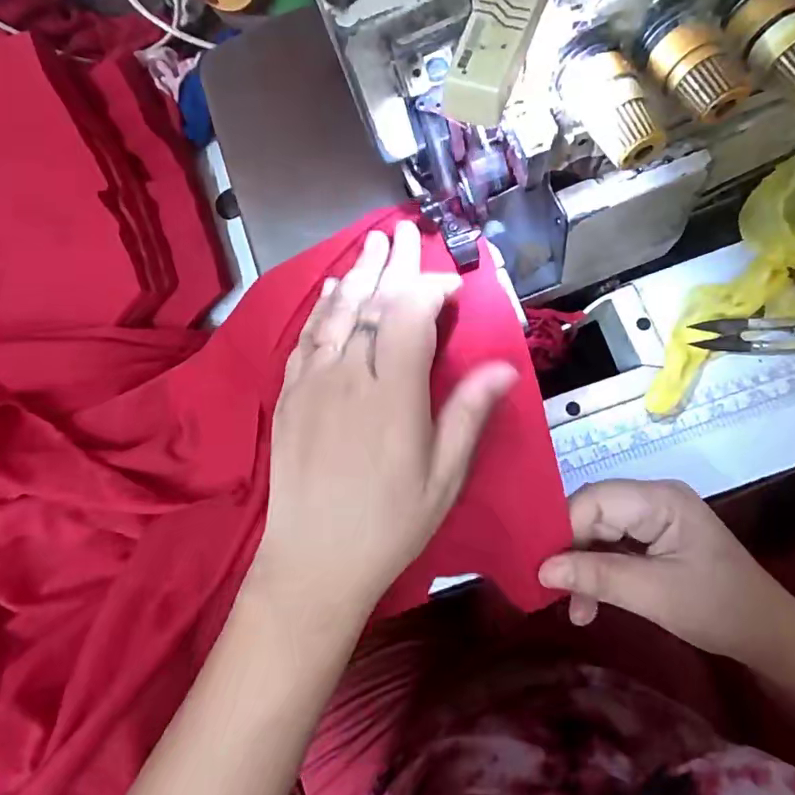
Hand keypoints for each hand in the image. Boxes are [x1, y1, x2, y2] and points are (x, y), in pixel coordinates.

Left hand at [254, 221, 518, 620]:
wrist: (314, 562)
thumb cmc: (390, 525)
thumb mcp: (444, 478)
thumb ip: (468, 415)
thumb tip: (504, 367)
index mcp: (394, 395)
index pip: (411, 316)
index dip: (430, 290)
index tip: (450, 286)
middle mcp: (350, 377)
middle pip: (373, 304)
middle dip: (392, 265)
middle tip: (403, 233)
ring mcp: (314, 383)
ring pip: (337, 313)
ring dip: (356, 274)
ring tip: (371, 244)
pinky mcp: (290, 397)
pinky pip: (307, 339)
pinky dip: (321, 309)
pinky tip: (330, 290)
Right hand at [538, 479, 794, 670]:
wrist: (769, 635)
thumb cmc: (718, 609)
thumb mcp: (654, 595)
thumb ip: (597, 577)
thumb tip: (542, 570)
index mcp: (660, 499)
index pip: (593, 500)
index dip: (562, 529)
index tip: (540, 566)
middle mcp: (653, 499)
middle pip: (592, 513)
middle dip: (570, 552)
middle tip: (550, 591)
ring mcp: (654, 518)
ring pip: (598, 532)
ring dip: (582, 568)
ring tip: (574, 610)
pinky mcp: (653, 539)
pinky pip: (612, 546)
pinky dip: (597, 573)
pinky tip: (588, 604)